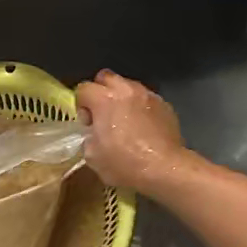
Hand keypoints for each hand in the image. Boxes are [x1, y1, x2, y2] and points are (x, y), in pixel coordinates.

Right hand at [74, 70, 194, 195]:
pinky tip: (143, 127)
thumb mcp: (92, 157)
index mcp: (104, 99)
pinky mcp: (164, 105)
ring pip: (128, 86)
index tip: (88, 124)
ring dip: (122, 99)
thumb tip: (94, 134)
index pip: (83, 89)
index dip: (81, 107)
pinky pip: (146, 99)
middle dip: (100, 92)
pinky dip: (140, 108)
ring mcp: (148, 95)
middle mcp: (126, 90)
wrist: (164, 169)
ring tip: (125, 121)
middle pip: (105, 77)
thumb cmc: (124, 164)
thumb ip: (89, 138)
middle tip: (103, 115)